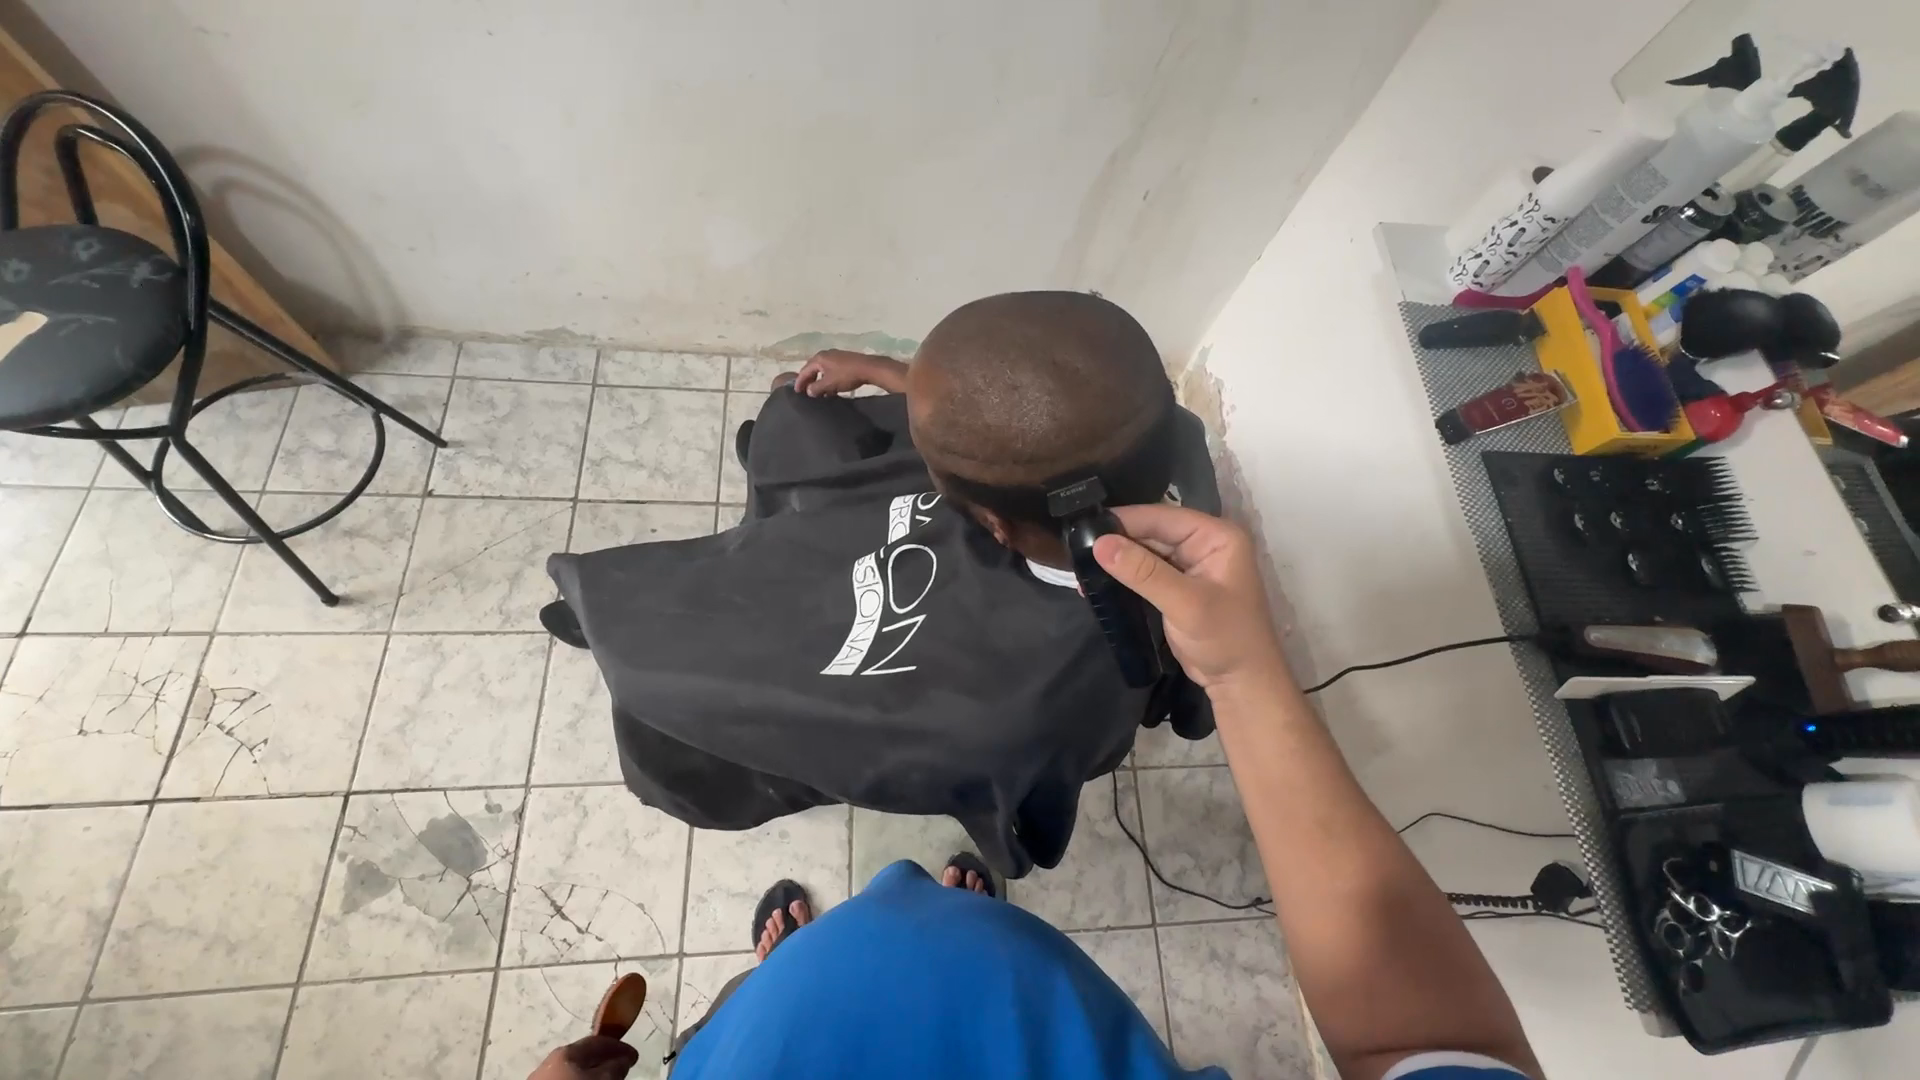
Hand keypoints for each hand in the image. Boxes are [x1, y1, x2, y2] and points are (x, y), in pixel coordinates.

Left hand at [526, 1036, 638, 1079]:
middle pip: (583, 1058)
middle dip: (604, 1063)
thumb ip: (615, 1067)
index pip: (597, 1041)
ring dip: (591, 1077)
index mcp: (565, 1053)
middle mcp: (549, 1064)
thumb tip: (622, 1060)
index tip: (634, 1058)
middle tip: (621, 1072)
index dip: (619, 1047)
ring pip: (572, 1075)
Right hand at [791, 350, 907, 395]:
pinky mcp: (845, 360)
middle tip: (806, 392)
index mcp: (819, 358)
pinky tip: (831, 388)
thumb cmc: (846, 375)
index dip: (799, 382)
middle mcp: (825, 354)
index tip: (796, 392)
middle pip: (813, 369)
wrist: (868, 368)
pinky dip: (828, 379)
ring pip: (823, 370)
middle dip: (809, 381)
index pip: (804, 371)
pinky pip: (831, 370)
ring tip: (818, 392)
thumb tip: (809, 391)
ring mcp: (836, 356)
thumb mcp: (829, 384)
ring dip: (819, 381)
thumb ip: (816, 388)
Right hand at [1092, 504, 1286, 690]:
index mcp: (1216, 536)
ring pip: (1144, 551)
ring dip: (1117, 559)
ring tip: (1079, 564)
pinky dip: (1123, 576)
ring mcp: (1189, 565)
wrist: (1241, 682)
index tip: (1085, 526)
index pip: (1163, 517)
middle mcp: (1203, 543)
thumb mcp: (1185, 603)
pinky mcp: (1176, 585)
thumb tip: (1100, 544)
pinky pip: (1144, 572)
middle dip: (1117, 541)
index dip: (1125, 520)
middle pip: (1151, 532)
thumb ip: (1143, 572)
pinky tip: (1096, 581)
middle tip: (1076, 547)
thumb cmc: (1225, 638)